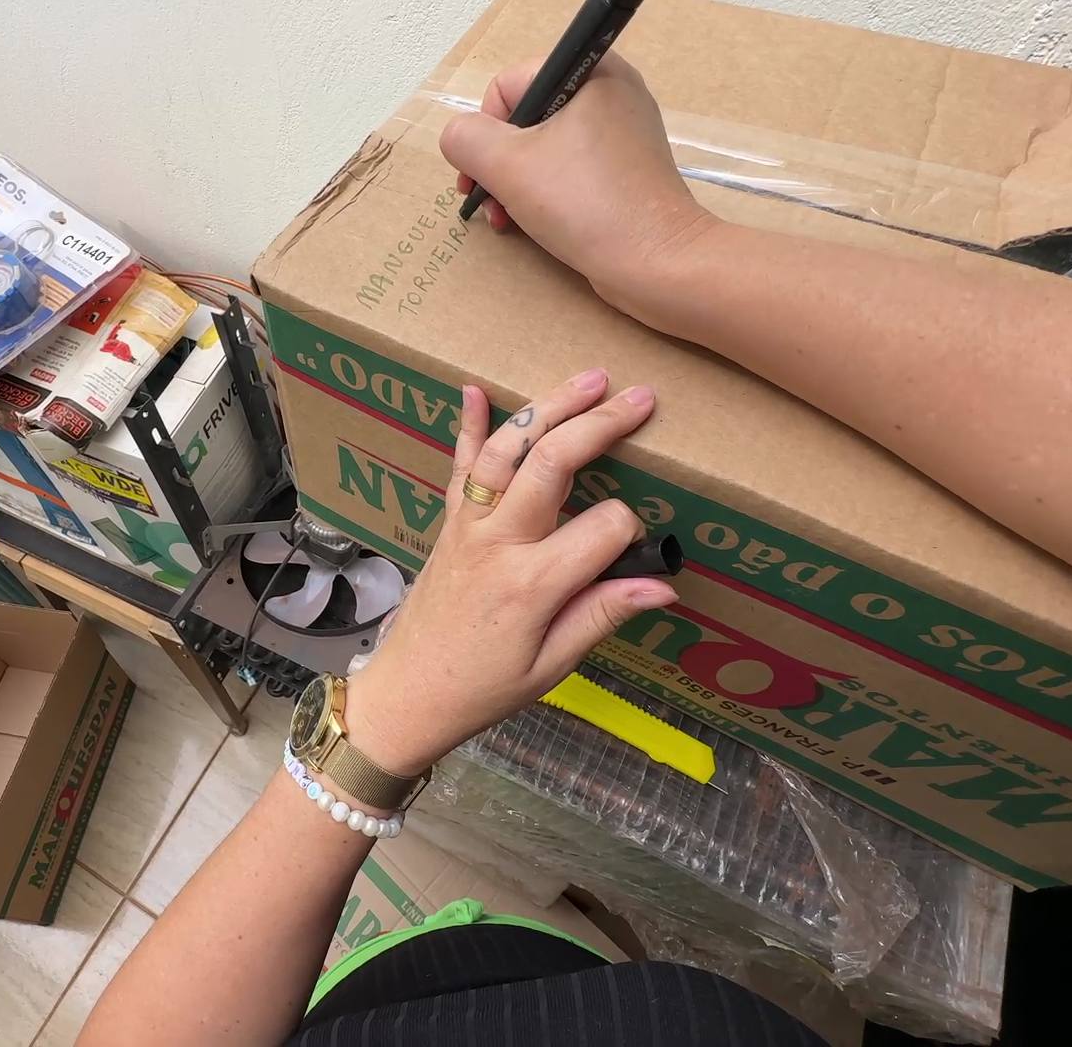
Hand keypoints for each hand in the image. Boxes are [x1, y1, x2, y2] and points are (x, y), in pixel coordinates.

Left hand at [343, 370, 678, 774]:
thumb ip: (602, 616)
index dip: (633, 527)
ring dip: (544, 409)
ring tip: (585, 379)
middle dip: (598, 424)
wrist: (408, 692)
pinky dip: (467, 427)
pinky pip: (458, 469)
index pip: (604, 528)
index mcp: (532, 584)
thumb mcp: (551, 666)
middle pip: (550, 464)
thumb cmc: (481, 688)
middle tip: (638, 397)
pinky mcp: (447, 525)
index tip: (638, 543)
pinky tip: (472, 389)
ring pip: (504, 452)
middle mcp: (496, 542)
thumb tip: (663, 585)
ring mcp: (466, 527)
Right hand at [437, 52, 721, 313]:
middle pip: (524, 119)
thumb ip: (467, 140)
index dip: (484, 131)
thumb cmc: (585, 205)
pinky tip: (532, 225)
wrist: (653, 261)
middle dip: (497, 166)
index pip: (509, 85)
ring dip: (513, 187)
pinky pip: (567, 173)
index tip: (478, 176)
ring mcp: (620, 135)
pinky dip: (543, 197)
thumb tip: (456, 137)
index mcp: (590, 71)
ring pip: (543, 150)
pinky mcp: (623, 173)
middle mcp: (610, 93)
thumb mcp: (510, 166)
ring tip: (506, 221)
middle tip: (488, 203)